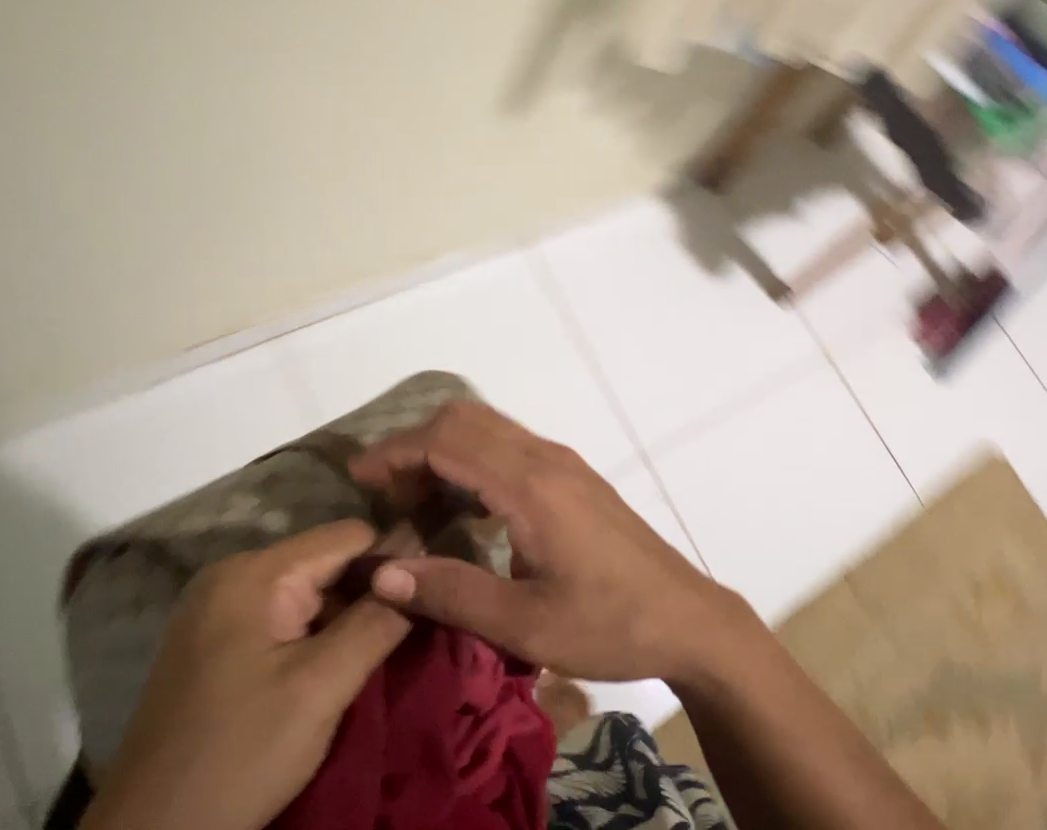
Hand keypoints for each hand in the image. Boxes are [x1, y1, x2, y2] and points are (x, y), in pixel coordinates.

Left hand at [80, 521, 409, 829]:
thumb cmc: (239, 753)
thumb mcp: (320, 687)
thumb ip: (376, 622)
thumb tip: (423, 570)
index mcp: (253, 574)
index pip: (348, 536)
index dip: (393, 561)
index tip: (428, 598)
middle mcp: (231, 577)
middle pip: (327, 562)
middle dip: (369, 593)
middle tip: (409, 634)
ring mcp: (217, 610)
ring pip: (309, 592)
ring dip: (344, 620)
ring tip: (379, 654)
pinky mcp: (215, 643)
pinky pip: (283, 618)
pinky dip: (315, 637)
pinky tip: (334, 670)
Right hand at [349, 401, 759, 683]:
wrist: (687, 618)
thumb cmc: (609, 624)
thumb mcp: (525, 625)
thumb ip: (452, 594)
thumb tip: (382, 572)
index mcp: (532, 487)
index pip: (448, 440)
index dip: (396, 452)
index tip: (359, 480)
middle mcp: (548, 460)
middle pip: (466, 420)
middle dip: (416, 446)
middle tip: (387, 498)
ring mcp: (566, 465)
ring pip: (490, 429)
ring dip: (445, 451)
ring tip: (416, 504)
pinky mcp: (575, 479)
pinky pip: (511, 448)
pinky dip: (474, 461)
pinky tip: (465, 510)